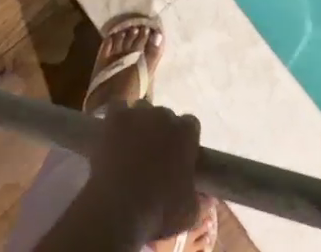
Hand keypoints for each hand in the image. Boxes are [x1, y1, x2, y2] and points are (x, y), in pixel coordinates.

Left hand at [79, 104, 202, 244]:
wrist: (117, 209)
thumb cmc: (159, 211)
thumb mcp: (190, 212)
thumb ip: (200, 198)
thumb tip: (206, 196)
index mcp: (185, 133)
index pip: (190, 125)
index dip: (185, 139)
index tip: (179, 155)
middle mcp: (162, 115)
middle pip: (164, 116)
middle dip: (161, 131)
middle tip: (154, 154)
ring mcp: (136, 113)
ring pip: (140, 109)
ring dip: (139, 123)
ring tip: (131, 144)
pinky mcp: (113, 116)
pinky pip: (117, 108)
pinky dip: (117, 118)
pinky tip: (114, 134)